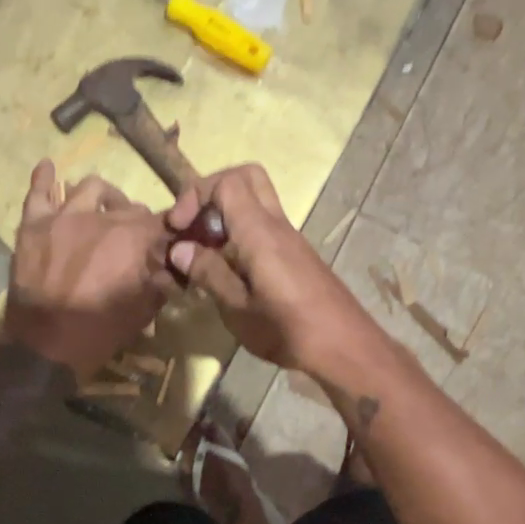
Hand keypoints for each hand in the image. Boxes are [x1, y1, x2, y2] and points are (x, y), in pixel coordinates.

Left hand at [5, 160, 172, 377]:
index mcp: (132, 238)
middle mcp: (101, 218)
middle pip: (128, 206)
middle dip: (137, 219)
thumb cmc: (98, 332)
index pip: (161, 223)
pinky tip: (48, 167)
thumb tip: (173, 267)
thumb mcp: (143, 310)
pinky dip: (44, 178)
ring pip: (90, 189)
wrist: (44, 348)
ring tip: (104, 210)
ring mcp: (63, 218)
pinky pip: (38, 193)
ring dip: (103, 198)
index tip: (170, 242)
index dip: (168, 232)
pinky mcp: (33, 225)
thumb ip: (161, 282)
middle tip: (135, 239)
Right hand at [165, 164, 375, 373]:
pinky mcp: (295, 254)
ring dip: (224, 216)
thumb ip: (209, 273)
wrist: (345, 346)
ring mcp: (289, 238)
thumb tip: (180, 248)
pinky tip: (226, 269)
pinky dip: (239, 233)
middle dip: (212, 192)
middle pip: (247, 177)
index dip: (196, 195)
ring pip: (255, 201)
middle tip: (194, 225)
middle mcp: (276, 224)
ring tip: (203, 252)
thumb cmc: (288, 330)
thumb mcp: (238, 308)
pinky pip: (262, 226)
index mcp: (260, 232)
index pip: (227, 182)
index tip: (179, 228)